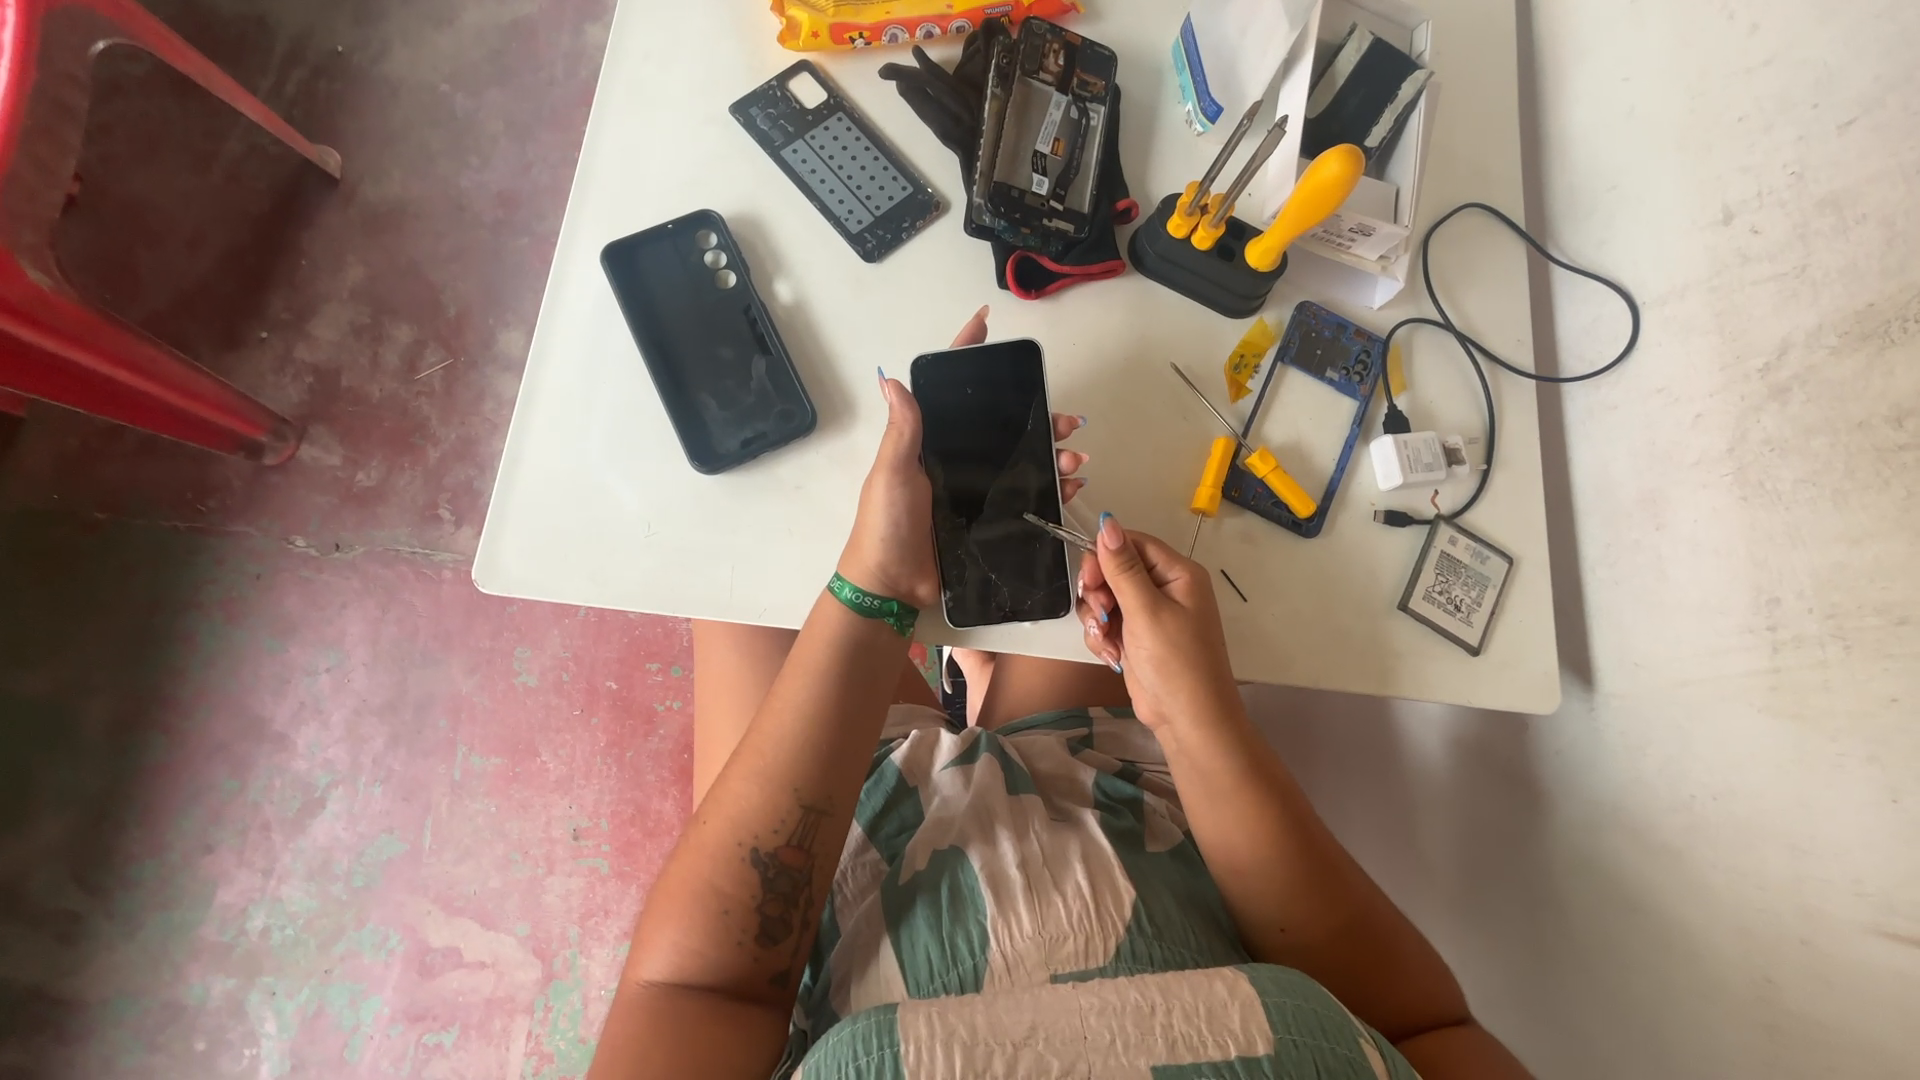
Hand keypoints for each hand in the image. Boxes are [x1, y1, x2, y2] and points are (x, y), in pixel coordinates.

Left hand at [839, 306, 1090, 610]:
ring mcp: (973, 490)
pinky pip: (1026, 495)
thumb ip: (902, 431)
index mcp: (929, 443)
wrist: (892, 584)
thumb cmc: (887, 525)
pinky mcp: (988, 519)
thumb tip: (893, 378)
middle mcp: (955, 460)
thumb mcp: (891, 473)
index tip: (986, 323)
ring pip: (1021, 458)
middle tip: (1066, 419)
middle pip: (1001, 425)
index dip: (965, 355)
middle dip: (1037, 416)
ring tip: (1074, 456)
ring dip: (1052, 451)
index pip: (950, 392)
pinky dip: (1051, 486)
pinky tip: (1070, 483)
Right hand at [1076, 514, 1242, 731]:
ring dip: (1098, 618)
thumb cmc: (1175, 662)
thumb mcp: (1146, 611)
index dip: (1105, 556)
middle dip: (1099, 592)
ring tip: (1106, 641)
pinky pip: (1107, 622)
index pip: (1133, 543)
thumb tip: (1107, 522)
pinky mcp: (1136, 637)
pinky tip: (1110, 654)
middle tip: (1101, 614)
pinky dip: (1102, 636)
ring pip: (1106, 597)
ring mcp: (1149, 614)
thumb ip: (1122, 567)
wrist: (1187, 720)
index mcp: (1178, 573)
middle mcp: (1165, 588)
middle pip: (1115, 569)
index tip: (1089, 579)